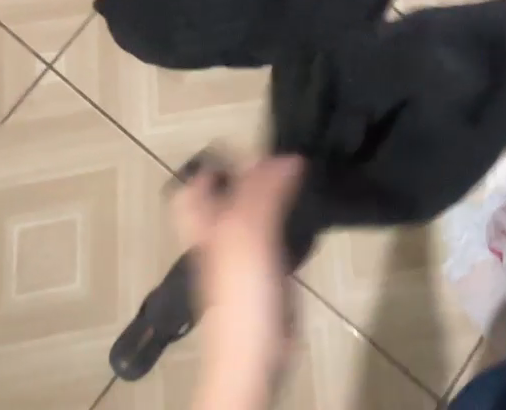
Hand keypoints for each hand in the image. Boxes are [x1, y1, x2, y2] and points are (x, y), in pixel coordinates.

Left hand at [173, 154, 304, 385]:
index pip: (197, 185)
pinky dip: (289, 222)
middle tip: (286, 160)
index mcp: (205, 226)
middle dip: (254, 175)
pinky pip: (273, 237)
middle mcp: (218, 237)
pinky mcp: (265, 275)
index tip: (255, 146)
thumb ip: (264, 193)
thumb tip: (288, 156)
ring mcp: (241, 258)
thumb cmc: (242, 296)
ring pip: (253, 214)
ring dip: (274, 195)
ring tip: (302, 178)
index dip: (217, 162)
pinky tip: (308, 216)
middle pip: (227, 196)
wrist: (252, 358)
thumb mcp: (248, 235)